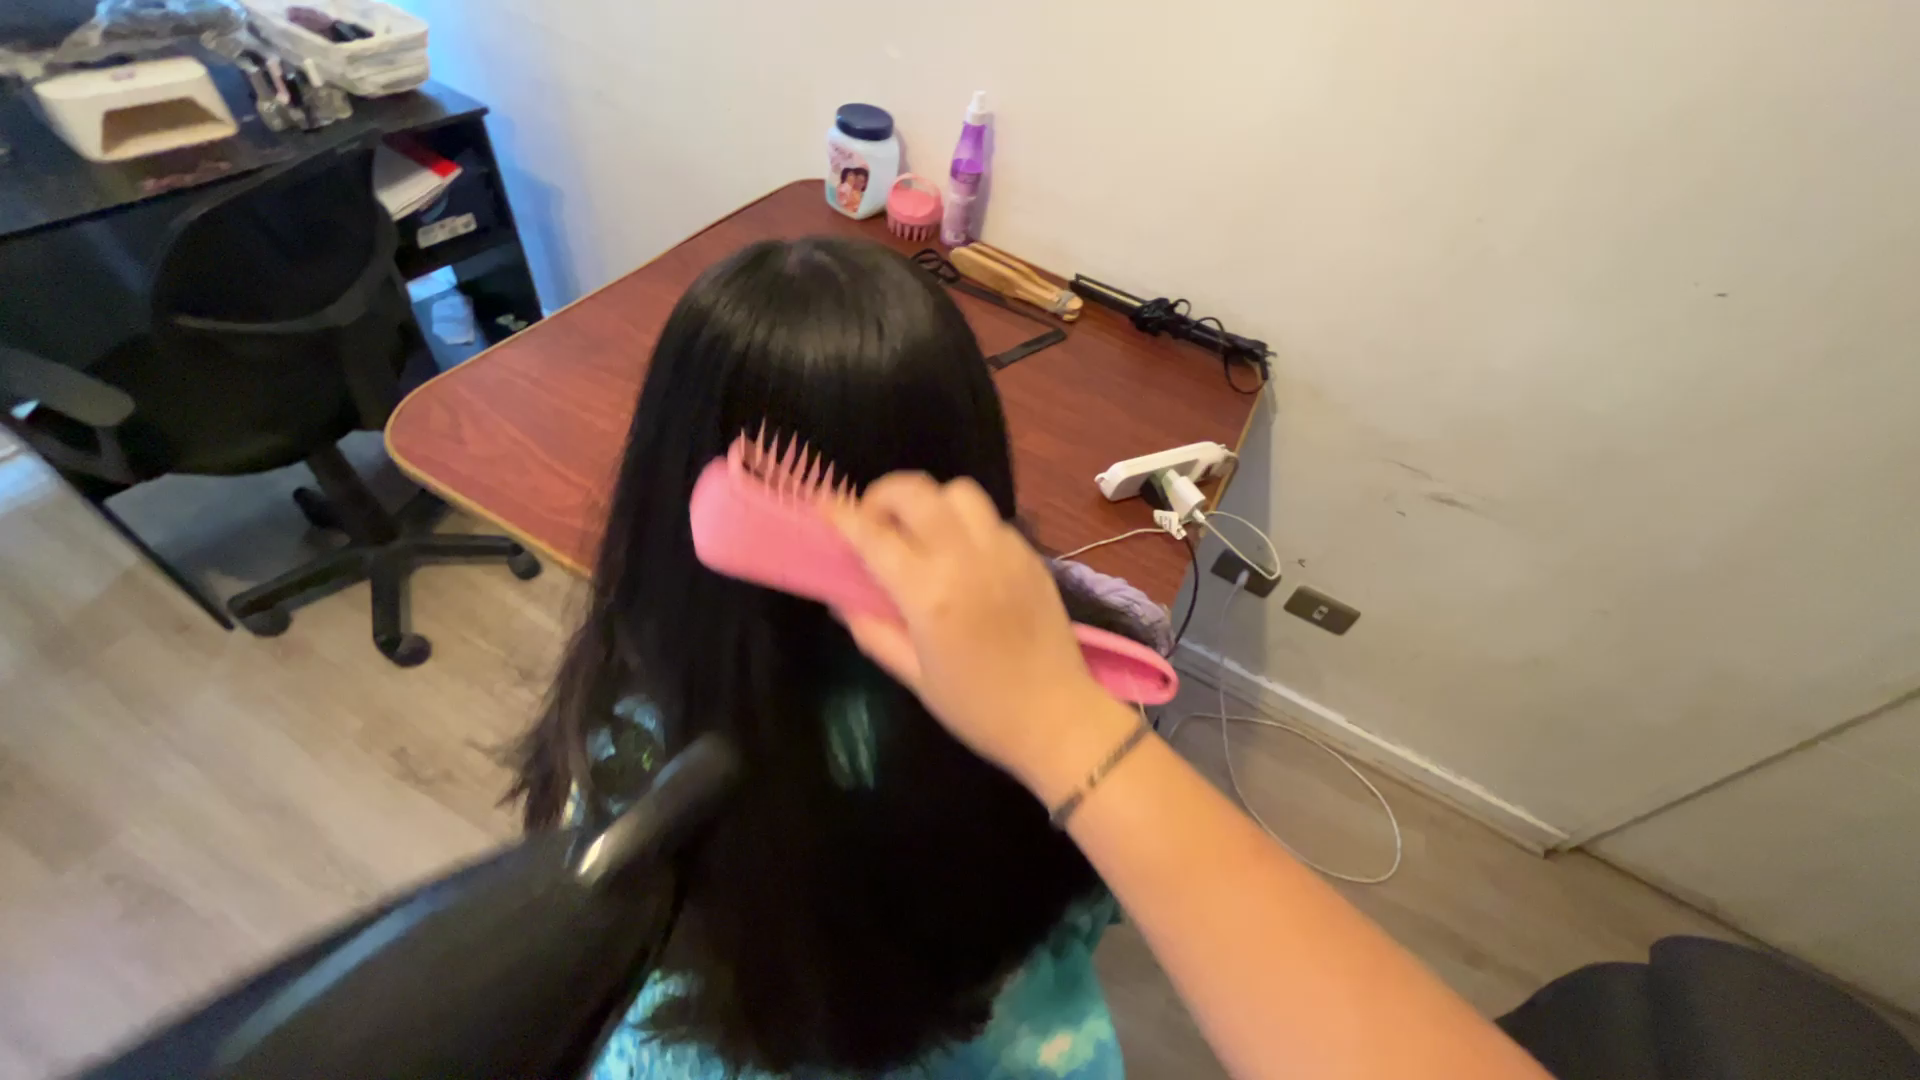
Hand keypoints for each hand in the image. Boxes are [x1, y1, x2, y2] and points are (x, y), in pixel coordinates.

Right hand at [829, 473, 1135, 788]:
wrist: (1057, 717)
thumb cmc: (979, 709)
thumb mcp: (914, 677)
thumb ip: (873, 631)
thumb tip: (842, 599)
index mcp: (930, 594)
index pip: (875, 536)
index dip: (842, 516)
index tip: (824, 508)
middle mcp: (966, 559)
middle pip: (917, 492)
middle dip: (883, 494)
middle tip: (873, 521)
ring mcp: (1004, 551)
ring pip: (959, 492)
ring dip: (928, 502)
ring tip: (918, 533)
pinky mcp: (1030, 555)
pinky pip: (990, 518)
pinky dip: (964, 522)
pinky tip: (960, 555)